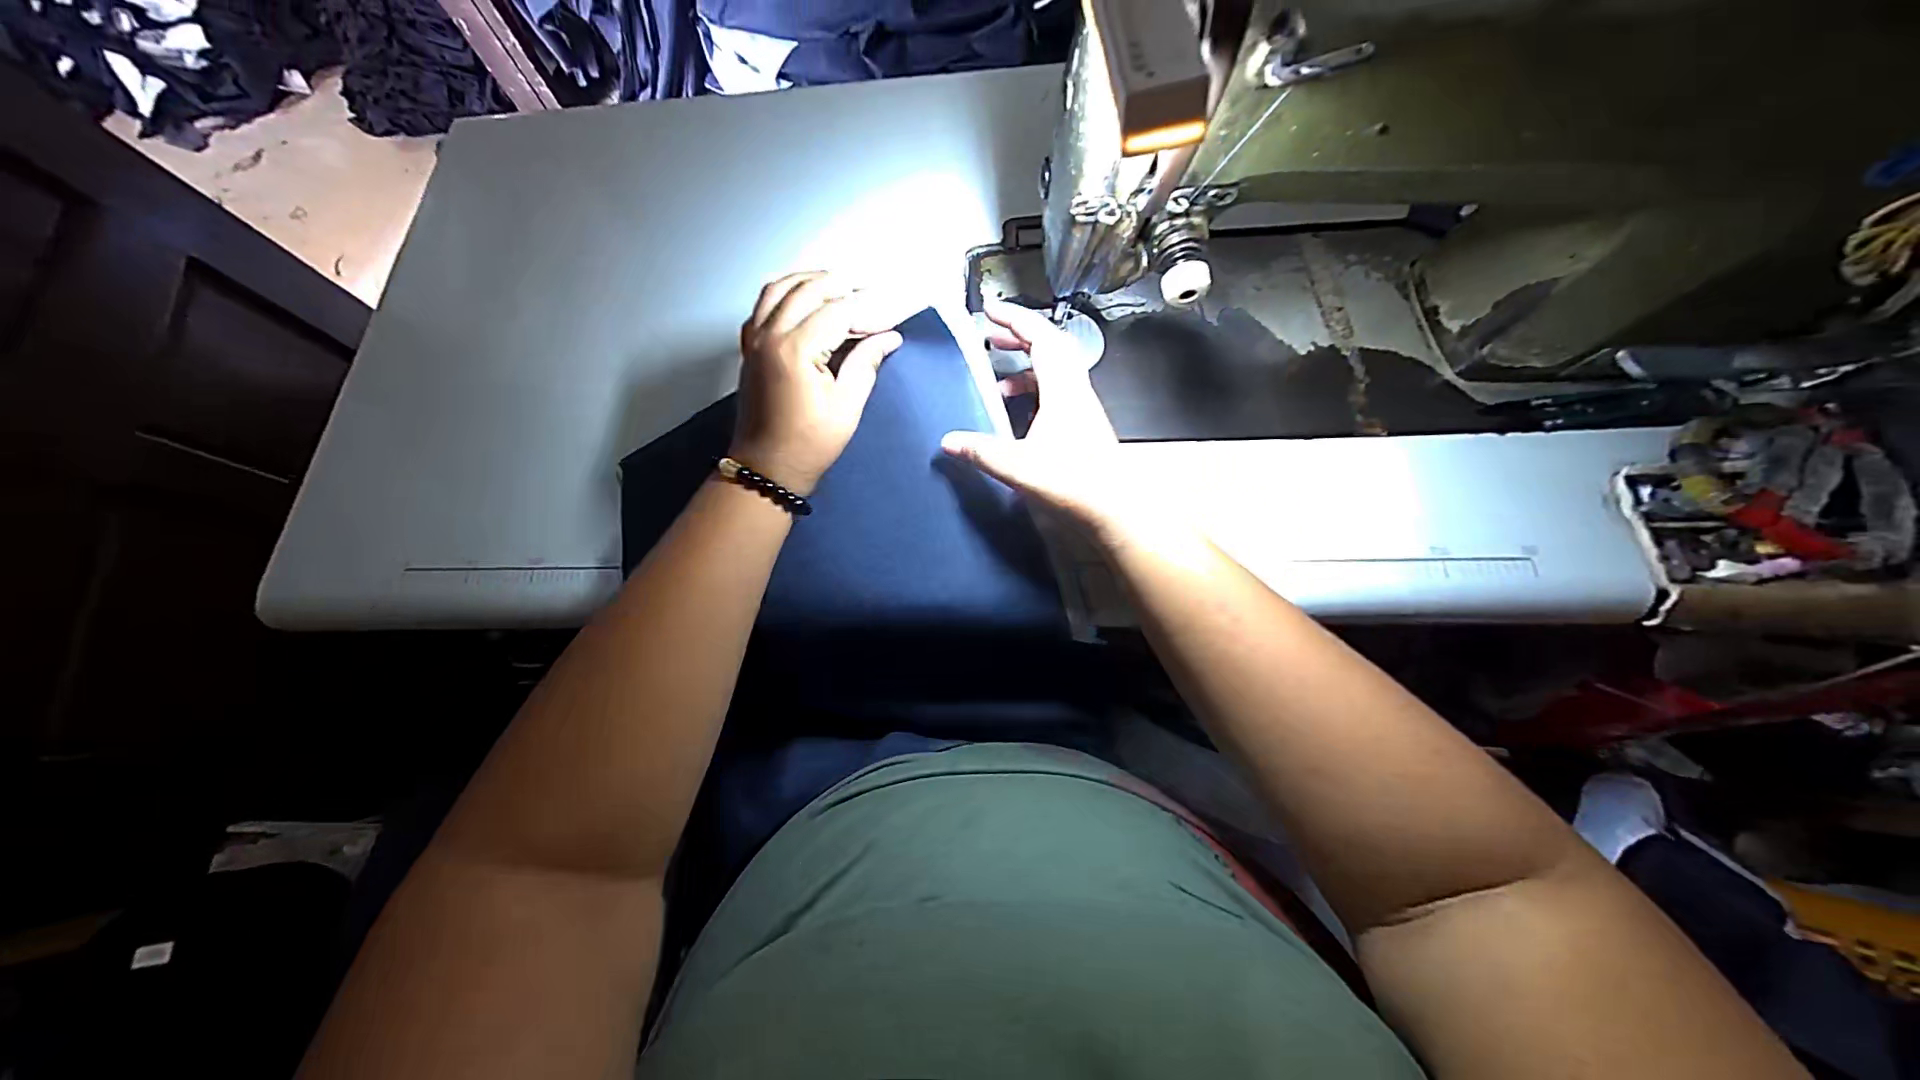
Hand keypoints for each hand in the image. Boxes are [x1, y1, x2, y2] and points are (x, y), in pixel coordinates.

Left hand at [731, 271, 905, 494]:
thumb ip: (865, 363)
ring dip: (811, 281)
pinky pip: (764, 304)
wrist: (766, 467)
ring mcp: (755, 339)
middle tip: (872, 295)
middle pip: (809, 289)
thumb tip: (889, 337)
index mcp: (795, 350)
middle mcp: (770, 335)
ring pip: (781, 288)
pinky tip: (805, 300)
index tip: (890, 317)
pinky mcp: (749, 347)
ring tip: (839, 287)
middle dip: (842, 286)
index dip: (868, 311)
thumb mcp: (846, 406)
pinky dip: (786, 293)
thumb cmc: (809, 444)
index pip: (837, 311)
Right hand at [939, 299, 1134, 530]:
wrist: (1113, 512)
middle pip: (1050, 348)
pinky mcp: (1083, 430)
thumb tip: (948, 441)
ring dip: (1025, 368)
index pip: (1040, 336)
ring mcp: (1083, 411)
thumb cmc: (1074, 484)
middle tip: (992, 336)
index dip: (1014, 318)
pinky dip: (1033, 394)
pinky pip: (1056, 396)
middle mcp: (1076, 393)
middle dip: (1019, 337)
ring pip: (1054, 373)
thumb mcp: (1018, 465)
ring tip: (996, 378)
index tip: (990, 309)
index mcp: (1063, 389)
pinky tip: (1015, 414)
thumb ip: (980, 450)